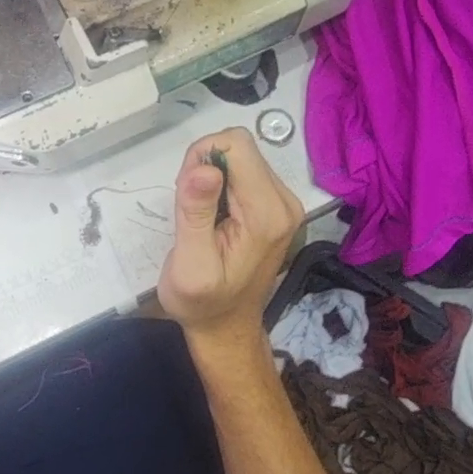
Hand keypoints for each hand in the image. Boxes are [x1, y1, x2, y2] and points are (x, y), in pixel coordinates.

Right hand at [157, 128, 304, 343]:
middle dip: (205, 167)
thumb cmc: (202, 302)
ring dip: (212, 176)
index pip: (236, 145)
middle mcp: (284, 201)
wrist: (226, 328)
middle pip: (241, 147)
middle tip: (191, 209)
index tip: (187, 193)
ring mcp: (284, 203)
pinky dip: (223, 185)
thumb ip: (196, 212)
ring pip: (242, 157)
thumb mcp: (190, 264)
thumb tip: (205, 169)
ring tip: (202, 217)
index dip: (202, 158)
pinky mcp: (277, 206)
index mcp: (266, 213)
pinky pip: (247, 172)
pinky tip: (214, 216)